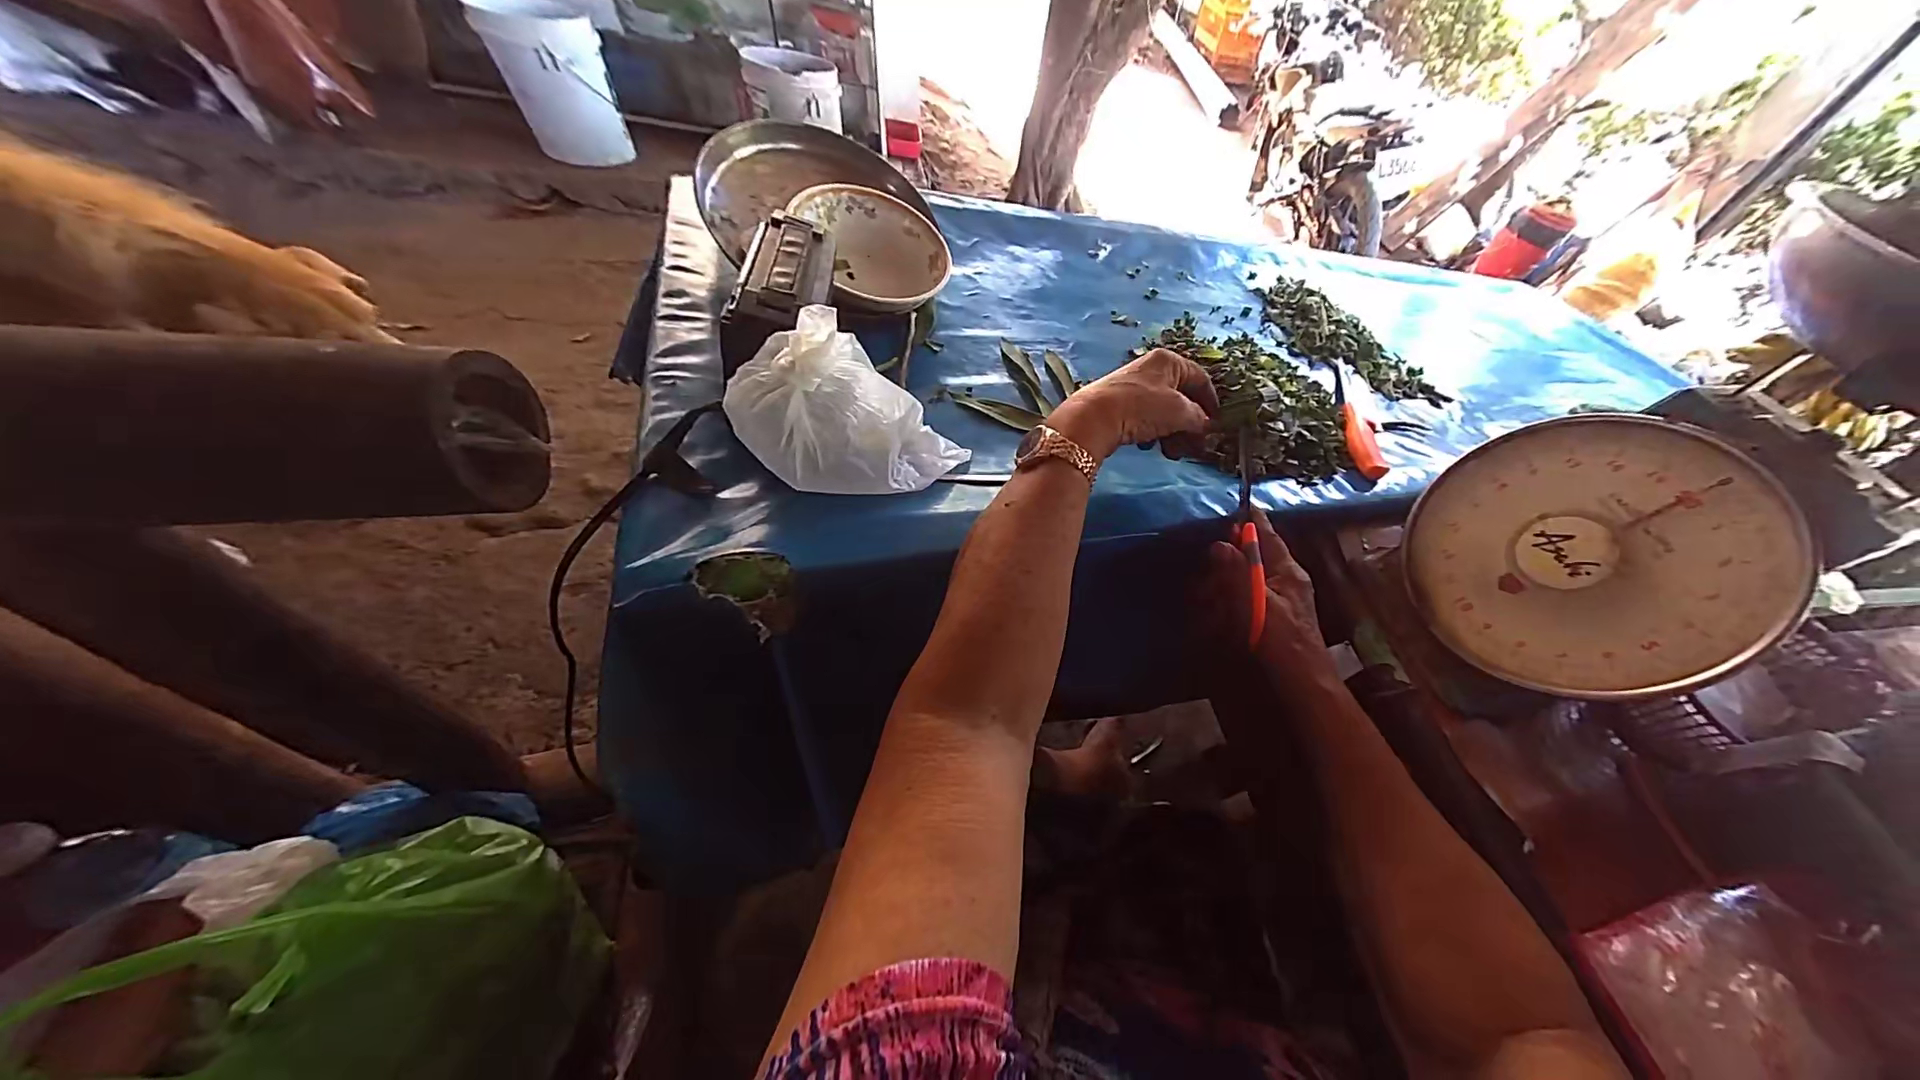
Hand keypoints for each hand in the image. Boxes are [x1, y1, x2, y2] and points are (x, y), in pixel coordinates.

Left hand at [1048, 348, 1217, 460]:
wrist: (1093, 418)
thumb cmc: (1141, 407)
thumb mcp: (1179, 412)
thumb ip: (1198, 418)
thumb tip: (1205, 425)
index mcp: (1168, 361)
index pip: (1200, 379)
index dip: (1211, 403)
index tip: (1216, 425)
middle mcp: (1149, 369)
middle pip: (1180, 399)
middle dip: (1189, 426)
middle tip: (1193, 448)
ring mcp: (1131, 387)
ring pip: (1161, 412)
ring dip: (1172, 434)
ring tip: (1171, 453)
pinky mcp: (1116, 405)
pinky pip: (1143, 419)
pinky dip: (1151, 433)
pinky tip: (1147, 446)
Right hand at [1204, 508, 1336, 682]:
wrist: (1302, 685)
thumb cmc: (1283, 643)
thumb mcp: (1258, 604)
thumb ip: (1239, 573)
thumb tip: (1221, 544)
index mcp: (1287, 571)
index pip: (1267, 535)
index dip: (1251, 520)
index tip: (1235, 503)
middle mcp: (1285, 581)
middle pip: (1253, 555)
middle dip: (1229, 556)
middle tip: (1208, 561)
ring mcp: (1278, 600)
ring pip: (1246, 577)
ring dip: (1225, 580)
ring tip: (1206, 591)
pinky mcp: (1269, 618)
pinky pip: (1245, 597)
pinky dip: (1229, 599)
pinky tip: (1215, 611)